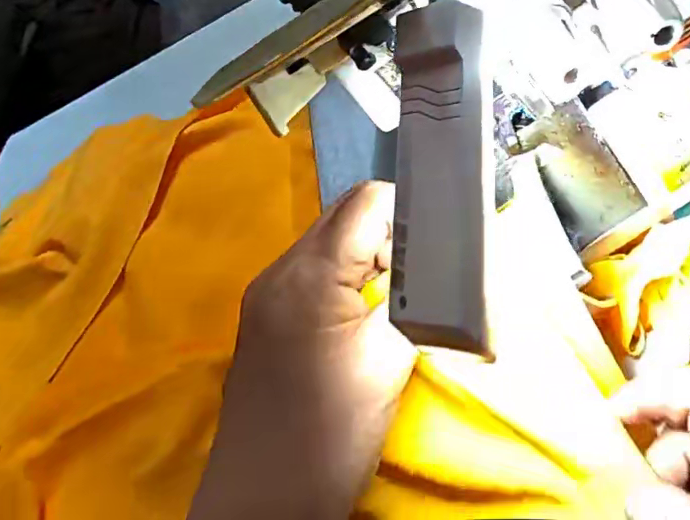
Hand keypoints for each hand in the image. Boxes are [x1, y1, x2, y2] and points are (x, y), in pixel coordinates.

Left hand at [188, 181, 415, 519]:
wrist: (260, 505)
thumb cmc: (330, 435)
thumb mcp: (389, 360)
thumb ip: (414, 298)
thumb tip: (428, 266)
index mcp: (310, 271)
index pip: (367, 201)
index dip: (406, 214)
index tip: (429, 252)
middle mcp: (279, 267)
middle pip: (344, 214)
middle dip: (387, 233)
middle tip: (414, 278)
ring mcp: (264, 289)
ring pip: (328, 240)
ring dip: (364, 256)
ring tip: (389, 300)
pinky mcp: (261, 312)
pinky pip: (311, 268)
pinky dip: (341, 276)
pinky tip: (357, 315)